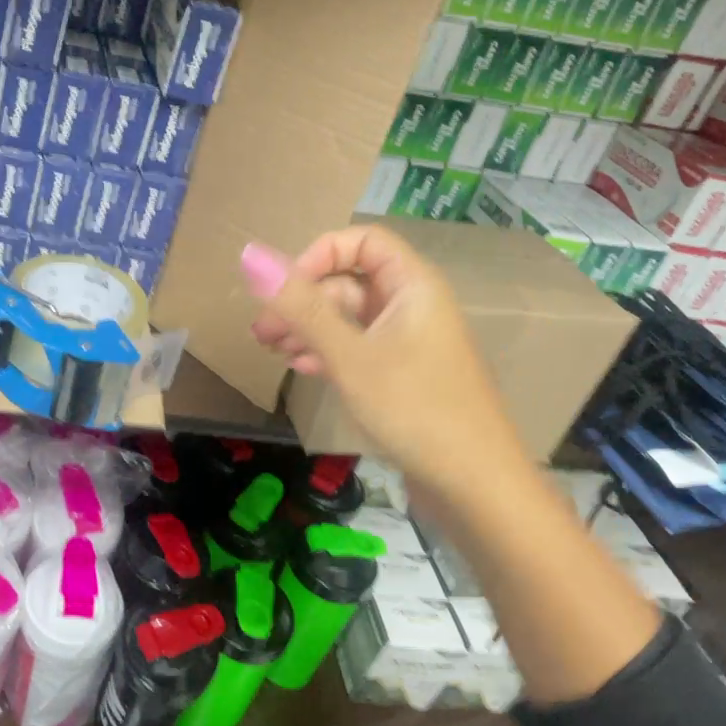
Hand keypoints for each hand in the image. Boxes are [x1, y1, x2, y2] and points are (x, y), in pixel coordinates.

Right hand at [242, 228, 526, 494]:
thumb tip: (250, 253)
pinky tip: (303, 369)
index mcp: (412, 285)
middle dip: (302, 301)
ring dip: (309, 329)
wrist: (475, 485)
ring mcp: (409, 342)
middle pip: (349, 281)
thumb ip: (300, 306)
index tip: (285, 290)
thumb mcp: (349, 355)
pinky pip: (359, 347)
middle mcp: (413, 305)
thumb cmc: (415, 409)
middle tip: (261, 332)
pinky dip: (328, 352)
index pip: (361, 240)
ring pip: (350, 318)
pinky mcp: (403, 375)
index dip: (319, 255)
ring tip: (272, 352)